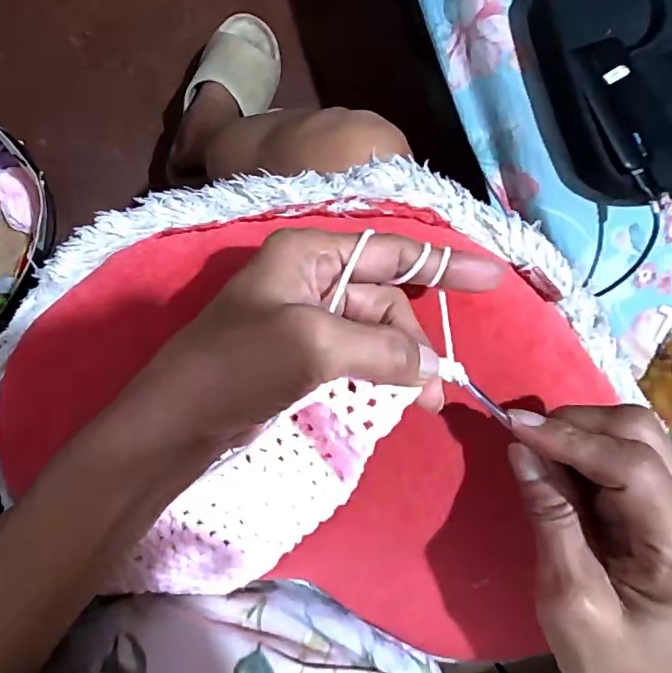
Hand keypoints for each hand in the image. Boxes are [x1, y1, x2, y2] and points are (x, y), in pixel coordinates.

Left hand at [106, 227, 502, 460]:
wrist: (177, 422)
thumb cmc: (238, 367)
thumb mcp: (315, 346)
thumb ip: (380, 348)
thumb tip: (428, 365)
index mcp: (306, 255)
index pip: (389, 251)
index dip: (444, 262)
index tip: (494, 279)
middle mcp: (306, 280)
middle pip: (383, 298)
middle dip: (415, 338)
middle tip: (436, 385)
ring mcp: (301, 320)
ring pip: (372, 333)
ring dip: (400, 362)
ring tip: (419, 402)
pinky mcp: (298, 357)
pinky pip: (354, 357)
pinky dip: (378, 375)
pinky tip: (393, 399)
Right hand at [506, 406, 671, 672]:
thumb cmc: (595, 657)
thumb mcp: (565, 593)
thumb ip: (550, 514)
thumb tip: (520, 446)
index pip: (635, 469)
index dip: (572, 439)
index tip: (515, 425)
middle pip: (646, 438)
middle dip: (578, 426)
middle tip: (525, 438)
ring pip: (642, 437)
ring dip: (583, 432)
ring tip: (540, 449)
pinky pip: (633, 454)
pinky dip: (590, 447)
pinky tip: (561, 463)